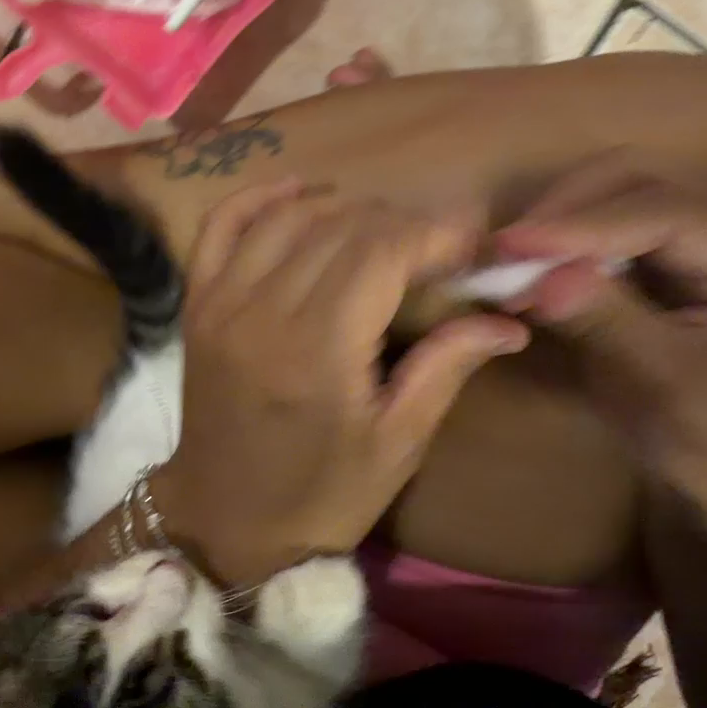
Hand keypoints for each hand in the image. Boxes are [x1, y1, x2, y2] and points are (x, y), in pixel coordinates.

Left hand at [151, 181, 528, 586]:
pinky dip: (259, 199)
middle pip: (340, 227)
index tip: (471, 237)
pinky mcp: (197, 301)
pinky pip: (222, 226)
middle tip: (436, 242)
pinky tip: (299, 190)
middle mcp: (264, 310)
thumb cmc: (321, 494)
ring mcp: (222, 300)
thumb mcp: (397, 443)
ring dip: (343, 208)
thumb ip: (445, 367)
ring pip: (289, 218)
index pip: (381, 251)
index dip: (433, 233)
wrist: (223, 517)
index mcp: (319, 349)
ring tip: (383, 227)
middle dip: (399, 222)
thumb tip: (509, 321)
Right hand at [494, 153, 706, 513]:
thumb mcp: (674, 393)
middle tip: (507, 247)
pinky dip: (544, 244)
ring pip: (603, 196)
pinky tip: (513, 269)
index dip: (592, 222)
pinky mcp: (631, 265)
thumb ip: (615, 327)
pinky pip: (582, 232)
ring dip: (550, 219)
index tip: (519, 244)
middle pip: (635, 183)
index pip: (669, 216)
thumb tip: (546, 279)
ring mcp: (669, 249)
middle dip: (568, 206)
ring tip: (504, 260)